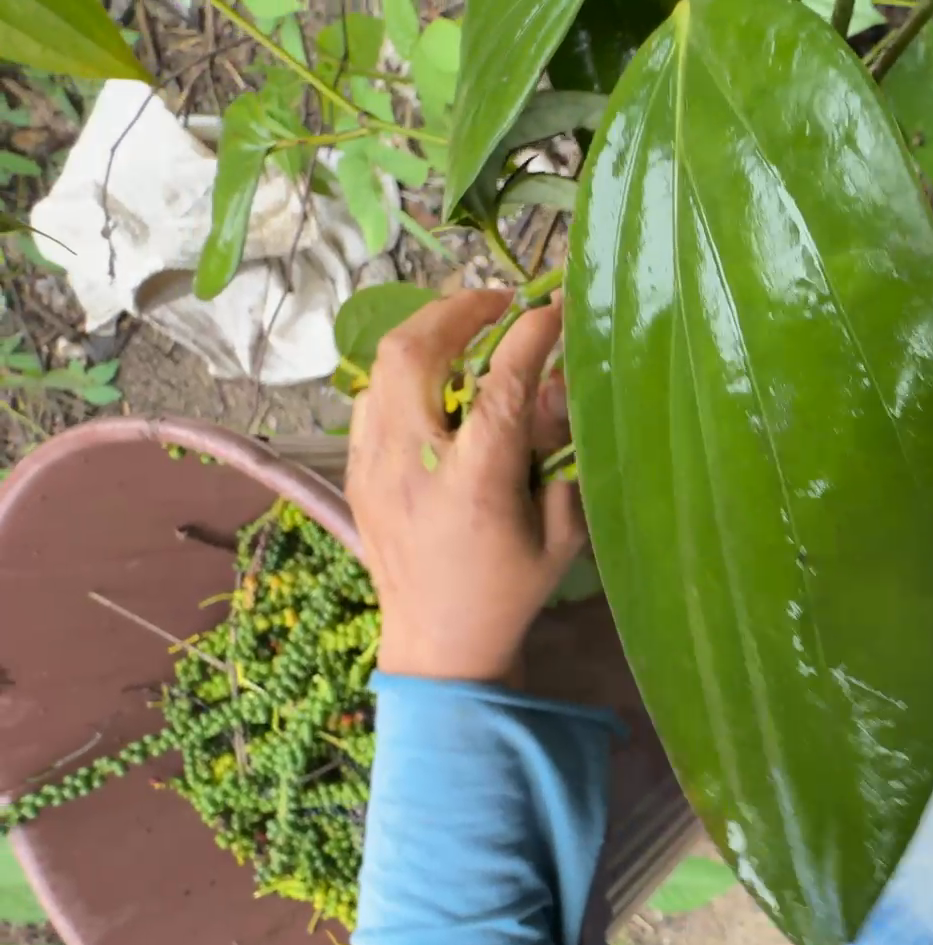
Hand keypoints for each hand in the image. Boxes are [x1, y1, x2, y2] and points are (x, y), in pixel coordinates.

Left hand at [346, 289, 584, 684]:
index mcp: (473, 486)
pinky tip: (440, 376)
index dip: (528, 340)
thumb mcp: (561, 536)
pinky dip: (408, 369)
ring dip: (428, 333)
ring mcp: (372, 464)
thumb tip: (560, 393)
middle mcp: (411, 464)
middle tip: (499, 301)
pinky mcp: (355, 469)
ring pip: (383, 368)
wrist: (437, 640)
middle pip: (415, 355)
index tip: (553, 310)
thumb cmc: (511, 591)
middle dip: (457, 311)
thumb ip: (562, 461)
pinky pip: (373, 396)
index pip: (498, 390)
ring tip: (470, 327)